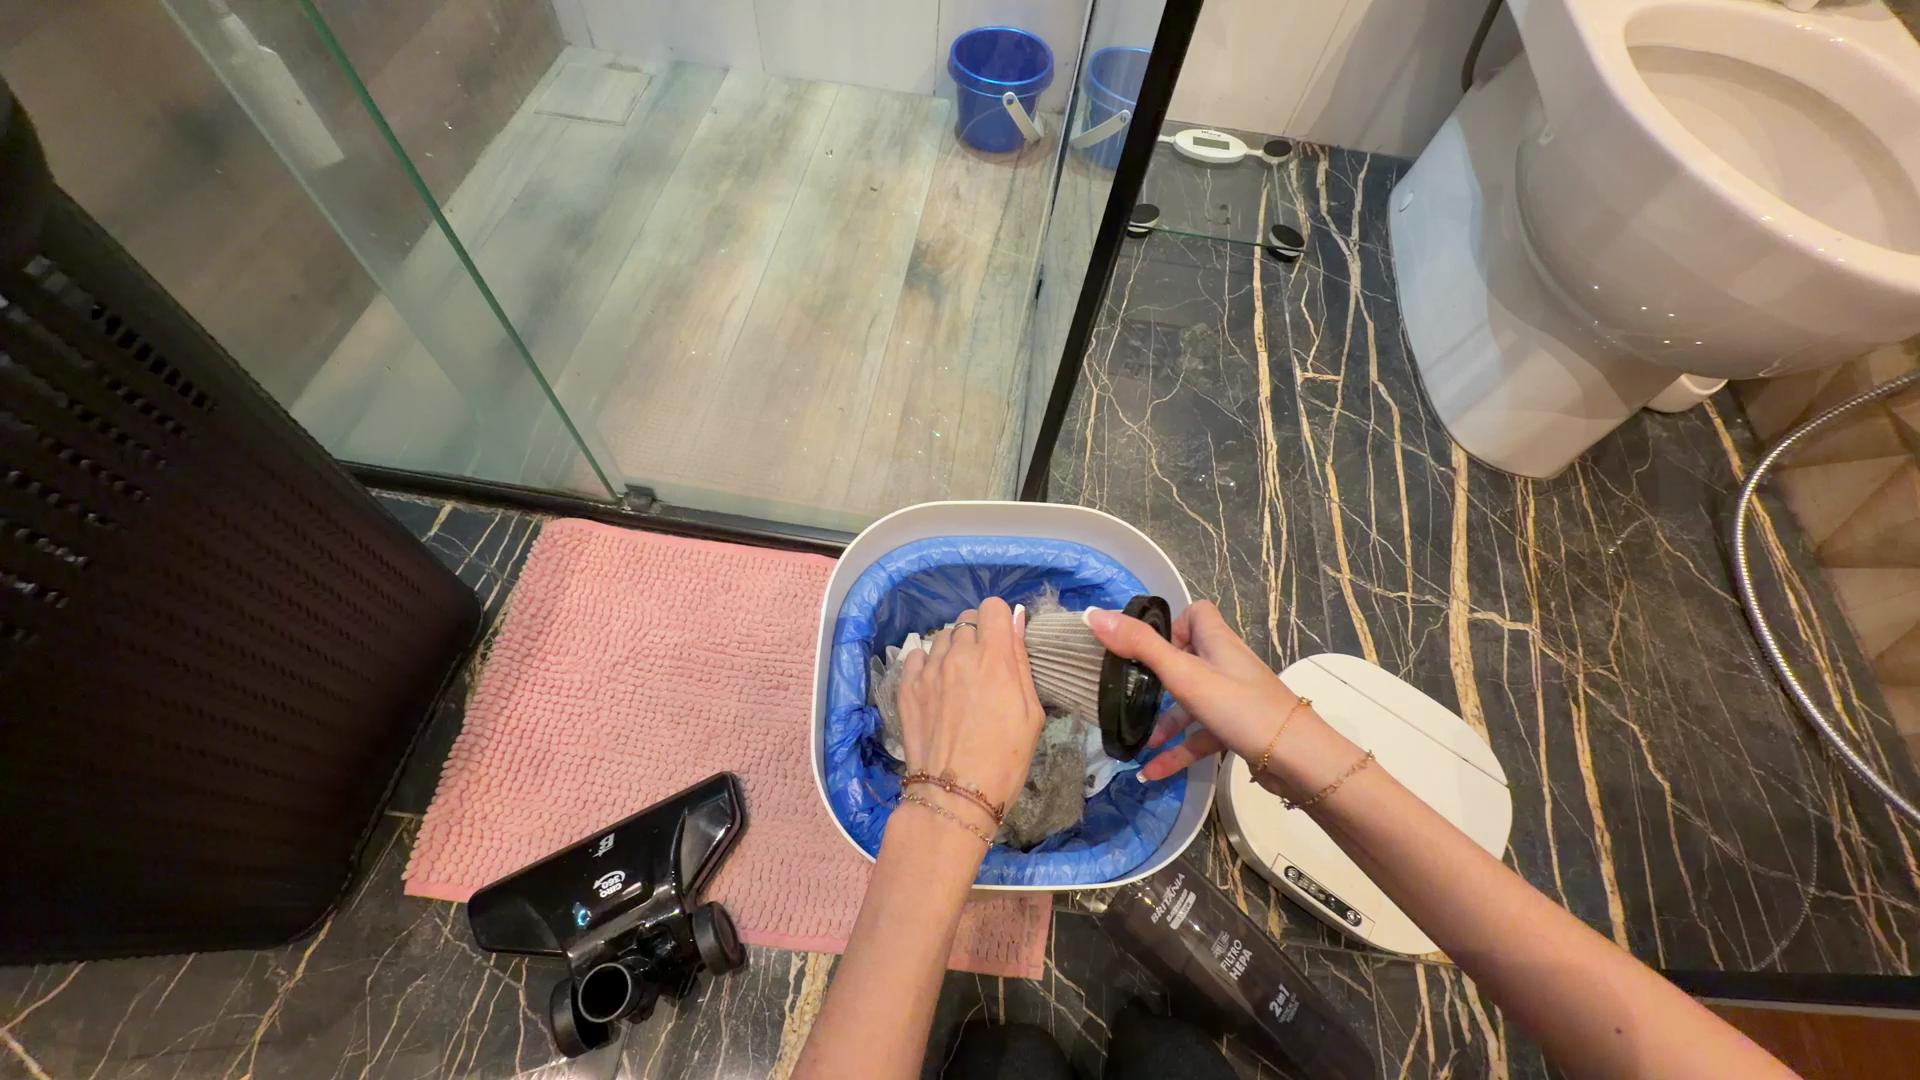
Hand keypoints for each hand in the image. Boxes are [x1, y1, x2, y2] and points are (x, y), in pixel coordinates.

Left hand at [898, 598, 1045, 826]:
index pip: (992, 607)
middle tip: (985, 664)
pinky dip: (928, 663)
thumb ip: (1021, 661)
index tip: (1003, 640)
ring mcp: (929, 669)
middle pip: (966, 618)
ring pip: (942, 636)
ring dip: (953, 648)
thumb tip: (1017, 620)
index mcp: (994, 658)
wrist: (954, 795)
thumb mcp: (1031, 713)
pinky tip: (937, 686)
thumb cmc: (1004, 759)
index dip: (1000, 620)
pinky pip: (917, 656)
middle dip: (978, 633)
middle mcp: (958, 654)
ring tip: (960, 679)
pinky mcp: (907, 686)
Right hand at [1086, 601, 1312, 791]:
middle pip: (1188, 658)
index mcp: (1217, 643)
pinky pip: (1199, 736)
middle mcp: (1226, 666)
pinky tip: (1151, 772)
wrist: (1298, 760)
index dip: (1172, 624)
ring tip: (1135, 740)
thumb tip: (1093, 614)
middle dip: (1157, 677)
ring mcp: (1233, 700)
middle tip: (1132, 692)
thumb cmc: (1239, 707)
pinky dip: (1176, 751)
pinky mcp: (1237, 729)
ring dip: (1164, 721)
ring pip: (1190, 702)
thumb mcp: (1183, 674)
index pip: (1197, 614)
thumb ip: (1140, 646)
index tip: (1150, 648)